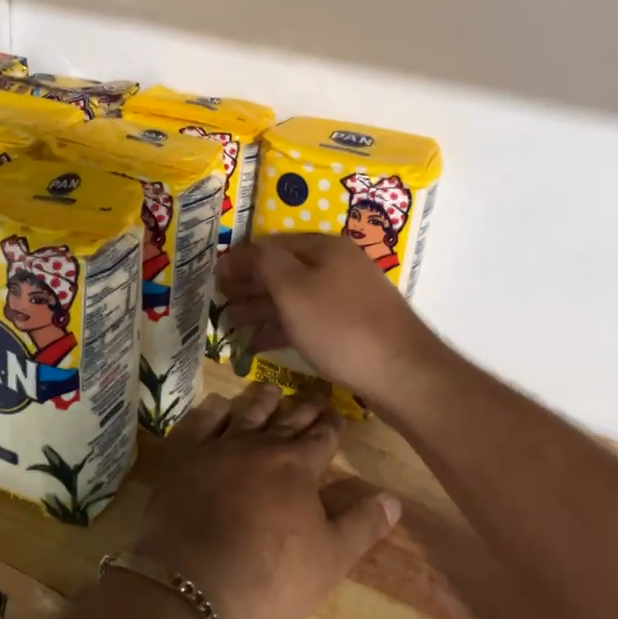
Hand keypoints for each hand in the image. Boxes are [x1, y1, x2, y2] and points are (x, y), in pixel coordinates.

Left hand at [131, 383, 403, 618]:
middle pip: (288, 419)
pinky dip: (213, 409)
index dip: (332, 425)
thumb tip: (394, 499)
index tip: (338, 412)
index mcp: (298, 467)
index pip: (322, 437)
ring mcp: (219, 445)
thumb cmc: (271, 574)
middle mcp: (261, 445)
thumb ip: (362, 525)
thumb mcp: (330, 559)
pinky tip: (219, 404)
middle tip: (315, 394)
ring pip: (246, 411)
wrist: (196, 580)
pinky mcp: (184, 453)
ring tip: (272, 389)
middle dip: (305, 407)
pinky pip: (201, 420)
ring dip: (262, 398)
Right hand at [215, 234, 438, 403]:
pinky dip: (283, 327)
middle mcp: (337, 266)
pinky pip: (308, 320)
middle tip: (220, 301)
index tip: (214, 276)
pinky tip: (260, 343)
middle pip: (283, 270)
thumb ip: (265, 263)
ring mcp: (347, 298)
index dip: (240, 259)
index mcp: (324, 247)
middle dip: (250, 284)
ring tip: (232, 322)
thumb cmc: (340, 326)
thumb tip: (246, 250)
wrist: (403, 373)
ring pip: (295, 297)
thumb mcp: (293, 289)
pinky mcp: (353, 328)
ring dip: (262, 307)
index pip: (270, 245)